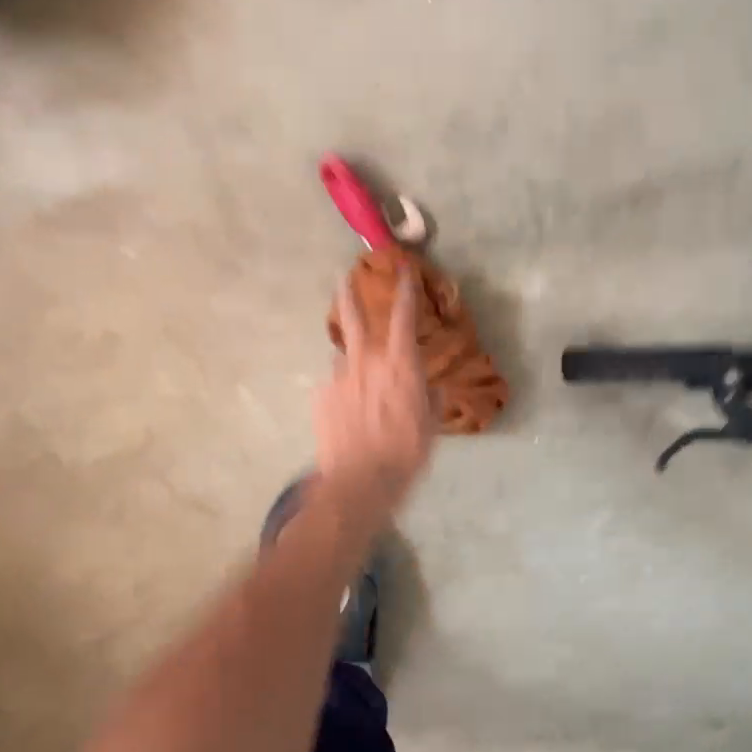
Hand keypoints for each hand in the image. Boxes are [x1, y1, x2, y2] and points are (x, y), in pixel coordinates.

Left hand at [314, 268, 435, 508]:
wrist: (358, 481)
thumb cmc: (405, 453)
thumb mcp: (431, 426)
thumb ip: (430, 398)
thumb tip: (430, 387)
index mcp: (399, 364)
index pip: (403, 317)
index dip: (405, 291)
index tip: (404, 271)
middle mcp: (366, 361)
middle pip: (353, 317)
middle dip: (349, 293)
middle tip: (343, 278)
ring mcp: (338, 377)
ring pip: (345, 359)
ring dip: (353, 364)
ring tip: (359, 387)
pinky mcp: (320, 397)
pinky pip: (335, 387)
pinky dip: (343, 394)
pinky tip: (348, 416)